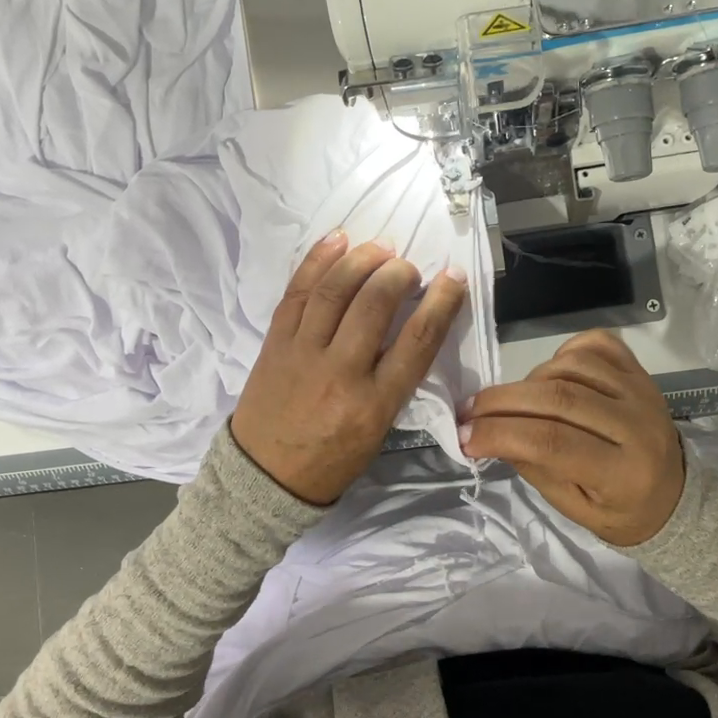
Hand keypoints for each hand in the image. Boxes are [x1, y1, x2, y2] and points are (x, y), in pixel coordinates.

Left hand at [232, 231, 468, 505]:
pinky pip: (297, 292)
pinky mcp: (274, 342)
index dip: (441, 303)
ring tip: (380, 248)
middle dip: (397, 274)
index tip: (453, 277)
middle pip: (373, 306)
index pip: (416, 342)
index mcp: (374, 404)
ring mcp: (302, 353)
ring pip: (334, 292)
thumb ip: (395, 379)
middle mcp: (339, 373)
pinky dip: (317, 261)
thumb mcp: (378, 430)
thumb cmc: (331, 459)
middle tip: (407, 266)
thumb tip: (411, 327)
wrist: (264, 477)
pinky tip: (338, 240)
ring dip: (360, 260)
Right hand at [460, 329, 683, 546]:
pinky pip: (596, 344)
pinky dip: (563, 352)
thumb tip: (484, 434)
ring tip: (512, 401)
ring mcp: (641, 392)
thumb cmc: (619, 511)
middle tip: (469, 411)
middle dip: (502, 402)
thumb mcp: (573, 509)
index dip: (500, 433)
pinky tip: (550, 375)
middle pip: (558, 398)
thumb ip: (533, 468)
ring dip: (529, 380)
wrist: (675, 496)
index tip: (464, 435)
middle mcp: (637, 425)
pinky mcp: (640, 372)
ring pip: (572, 366)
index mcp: (624, 473)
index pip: (552, 442)